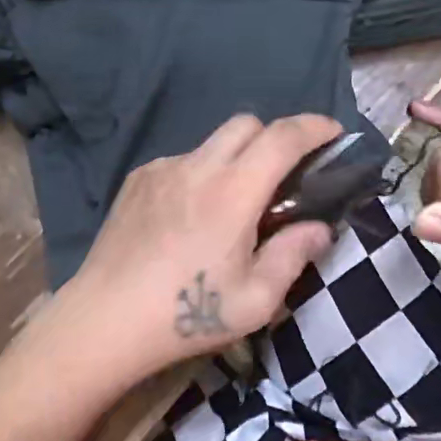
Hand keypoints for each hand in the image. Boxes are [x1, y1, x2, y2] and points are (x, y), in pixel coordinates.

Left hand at [59, 114, 345, 379]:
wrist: (107, 317)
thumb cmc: (186, 315)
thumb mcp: (255, 300)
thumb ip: (293, 255)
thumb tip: (319, 228)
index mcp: (232, 192)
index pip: (282, 137)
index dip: (314, 127)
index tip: (333, 132)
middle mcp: (197, 166)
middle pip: (246, 124)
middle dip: (274, 137)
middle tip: (284, 176)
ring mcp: (162, 168)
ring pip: (211, 143)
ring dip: (234, 158)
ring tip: (231, 205)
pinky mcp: (138, 178)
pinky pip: (181, 161)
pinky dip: (199, 174)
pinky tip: (189, 216)